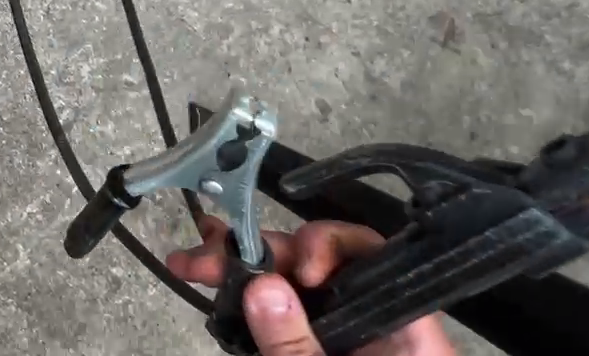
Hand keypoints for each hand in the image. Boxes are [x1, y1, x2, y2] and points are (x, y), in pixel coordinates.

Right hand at [167, 218, 455, 355]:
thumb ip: (298, 349)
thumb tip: (262, 283)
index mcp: (400, 336)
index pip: (369, 259)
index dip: (328, 245)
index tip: (294, 267)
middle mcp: (368, 326)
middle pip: (311, 263)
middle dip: (253, 253)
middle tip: (203, 257)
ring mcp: (335, 338)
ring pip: (284, 282)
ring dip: (233, 266)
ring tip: (188, 264)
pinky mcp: (309, 350)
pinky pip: (275, 309)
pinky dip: (239, 292)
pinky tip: (205, 281)